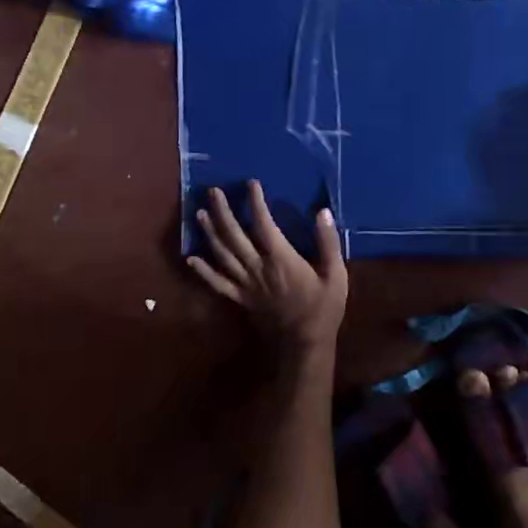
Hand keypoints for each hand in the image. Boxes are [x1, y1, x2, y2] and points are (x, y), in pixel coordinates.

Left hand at [188, 180, 347, 353]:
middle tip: (212, 191)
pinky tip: (191, 258)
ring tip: (199, 213)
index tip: (251, 184)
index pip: (263, 224)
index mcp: (281, 259)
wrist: (305, 343)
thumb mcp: (336, 274)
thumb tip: (322, 212)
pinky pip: (218, 283)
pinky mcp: (240, 298)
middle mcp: (258, 268)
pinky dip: (203, 271)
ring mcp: (246, 284)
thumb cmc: (323, 308)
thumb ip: (328, 242)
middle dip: (223, 211)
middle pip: (234, 235)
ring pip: (222, 254)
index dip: (255, 202)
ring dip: (210, 233)